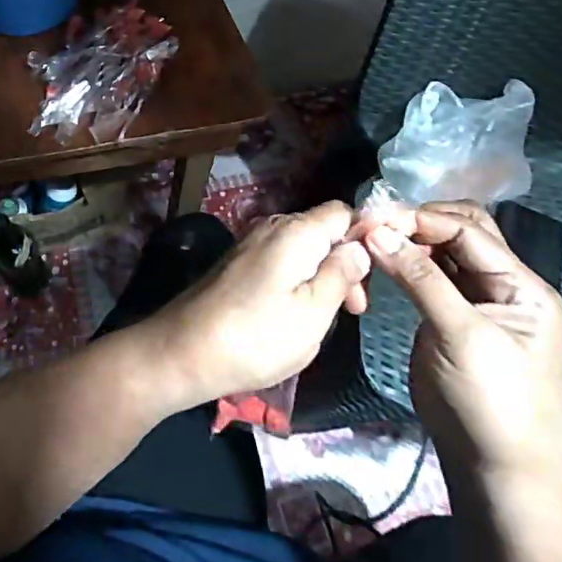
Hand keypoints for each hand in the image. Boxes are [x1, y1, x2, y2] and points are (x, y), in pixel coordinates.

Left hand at [139, 201, 371, 409]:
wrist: (184, 349)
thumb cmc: (257, 336)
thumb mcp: (314, 313)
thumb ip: (341, 275)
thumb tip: (360, 246)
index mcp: (295, 232)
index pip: (342, 212)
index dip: (366, 236)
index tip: (378, 276)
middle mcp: (271, 227)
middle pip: (322, 231)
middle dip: (345, 263)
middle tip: (355, 310)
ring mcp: (250, 244)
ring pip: (302, 249)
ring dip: (322, 276)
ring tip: (330, 317)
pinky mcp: (237, 263)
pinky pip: (280, 261)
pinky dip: (297, 280)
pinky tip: (298, 313)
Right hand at [361, 201, 561, 492]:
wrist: (494, 469)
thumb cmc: (492, 402)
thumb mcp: (462, 336)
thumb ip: (420, 279)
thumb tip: (376, 231)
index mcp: (522, 286)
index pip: (469, 231)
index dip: (422, 219)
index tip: (375, 218)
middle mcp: (502, 285)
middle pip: (459, 231)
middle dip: (416, 222)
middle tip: (373, 226)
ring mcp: (476, 301)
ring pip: (441, 251)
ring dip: (408, 241)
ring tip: (370, 240)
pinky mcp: (450, 316)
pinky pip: (428, 275)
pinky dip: (404, 263)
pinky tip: (381, 262)